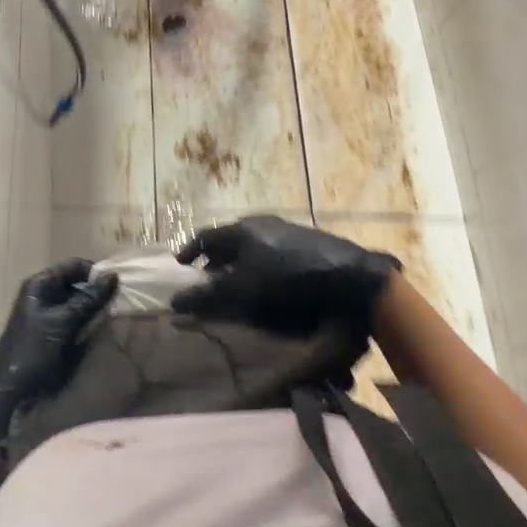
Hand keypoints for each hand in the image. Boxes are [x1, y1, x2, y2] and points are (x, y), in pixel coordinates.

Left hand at [0, 258, 116, 441]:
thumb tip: (113, 276)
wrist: (12, 389)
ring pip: (76, 301)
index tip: (118, 284)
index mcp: (39, 284)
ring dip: (94, 306)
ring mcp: (47, 313)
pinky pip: (74, 318)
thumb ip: (88, 300)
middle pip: (76, 282)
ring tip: (116, 312)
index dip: (95, 271)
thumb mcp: (62, 323)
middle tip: (121, 299)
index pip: (73, 266)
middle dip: (96, 289)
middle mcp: (42, 294)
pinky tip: (102, 327)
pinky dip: (88, 320)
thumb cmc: (34, 351)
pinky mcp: (52, 332)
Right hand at [172, 214, 399, 336]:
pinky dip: (262, 265)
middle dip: (217, 258)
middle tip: (209, 276)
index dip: (191, 250)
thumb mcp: (245, 291)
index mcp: (243, 229)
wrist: (350, 278)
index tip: (181, 264)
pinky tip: (271, 283)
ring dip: (241, 263)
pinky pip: (274, 251)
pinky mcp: (309, 244)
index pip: (206, 235)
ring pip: (254, 245)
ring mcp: (288, 231)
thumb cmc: (288, 281)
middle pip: (230, 239)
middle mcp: (263, 224)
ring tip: (239, 283)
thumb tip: (175, 303)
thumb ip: (210, 297)